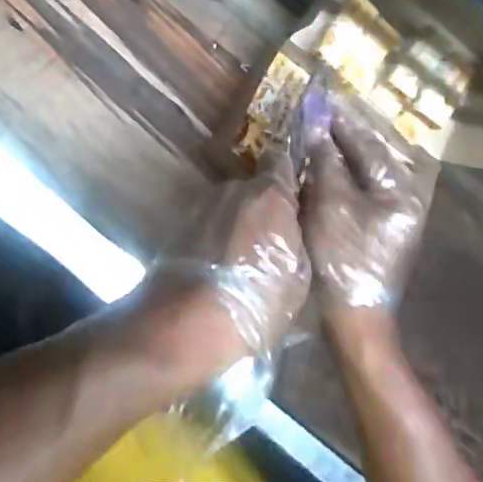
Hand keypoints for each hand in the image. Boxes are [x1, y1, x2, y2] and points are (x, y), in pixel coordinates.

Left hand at [154, 148, 311, 363]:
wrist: (192, 319)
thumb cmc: (259, 299)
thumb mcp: (300, 274)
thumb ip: (299, 234)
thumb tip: (295, 221)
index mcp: (270, 194)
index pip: (281, 162)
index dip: (287, 174)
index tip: (295, 193)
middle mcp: (236, 188)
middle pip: (254, 188)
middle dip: (262, 207)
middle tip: (271, 239)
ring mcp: (205, 203)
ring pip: (230, 206)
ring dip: (238, 223)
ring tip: (241, 260)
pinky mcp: (182, 223)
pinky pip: (210, 223)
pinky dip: (216, 237)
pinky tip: (218, 267)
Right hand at [300, 83, 426, 330]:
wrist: (353, 321)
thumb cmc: (344, 257)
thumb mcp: (331, 202)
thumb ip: (326, 160)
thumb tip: (317, 125)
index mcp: (400, 191)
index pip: (367, 143)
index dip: (340, 120)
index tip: (320, 97)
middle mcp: (402, 199)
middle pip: (367, 155)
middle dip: (339, 134)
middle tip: (314, 111)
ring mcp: (390, 216)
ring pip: (360, 172)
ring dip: (336, 153)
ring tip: (312, 131)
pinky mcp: (374, 229)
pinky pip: (355, 190)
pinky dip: (336, 175)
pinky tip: (316, 165)